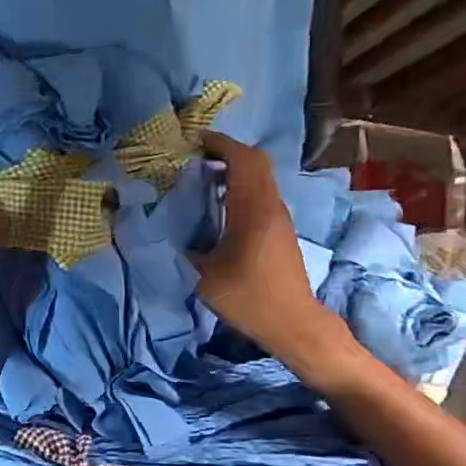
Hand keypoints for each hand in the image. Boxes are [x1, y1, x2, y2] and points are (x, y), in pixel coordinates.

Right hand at [194, 133, 341, 361]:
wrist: (293, 323)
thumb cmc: (249, 298)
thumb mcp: (204, 276)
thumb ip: (187, 246)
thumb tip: (172, 230)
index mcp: (253, 211)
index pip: (243, 160)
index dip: (221, 144)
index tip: (195, 141)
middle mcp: (271, 206)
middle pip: (256, 162)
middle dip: (227, 152)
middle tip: (197, 157)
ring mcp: (279, 218)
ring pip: (260, 177)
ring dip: (235, 170)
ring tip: (204, 177)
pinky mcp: (280, 230)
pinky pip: (261, 193)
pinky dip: (240, 186)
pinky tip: (220, 204)